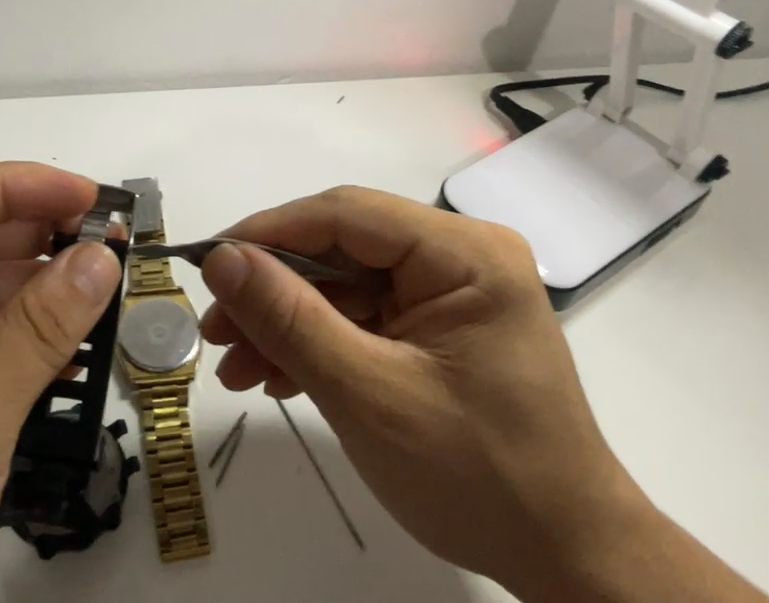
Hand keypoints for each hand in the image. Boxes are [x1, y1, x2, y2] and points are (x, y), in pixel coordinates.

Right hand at [200, 187, 767, 602]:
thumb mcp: (368, 394)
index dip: (270, 232)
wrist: (562, 555)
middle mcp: (461, 258)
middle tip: (215, 329)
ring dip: (289, 326)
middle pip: (344, 250)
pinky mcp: (442, 331)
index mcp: (465, 253)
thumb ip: (291, 319)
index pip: (348, 214)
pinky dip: (320, 347)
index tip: (207, 262)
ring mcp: (453, 295)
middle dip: (274, 291)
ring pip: (347, 287)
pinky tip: (277, 377)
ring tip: (234, 368)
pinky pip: (366, 320)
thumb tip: (222, 257)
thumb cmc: (476, 474)